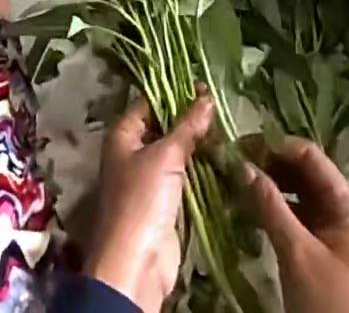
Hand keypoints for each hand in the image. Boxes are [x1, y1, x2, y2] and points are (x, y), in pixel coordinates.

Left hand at [86, 94, 215, 311]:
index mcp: (123, 133)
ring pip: (175, 151)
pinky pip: (183, 174)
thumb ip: (187, 126)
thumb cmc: (142, 199)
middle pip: (163, 126)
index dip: (176, 92)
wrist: (136, 263)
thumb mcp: (166, 156)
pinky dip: (199, 166)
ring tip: (226, 128)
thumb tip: (207, 98)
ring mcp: (148, 176)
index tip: (204, 85)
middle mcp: (132, 150)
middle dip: (189, 118)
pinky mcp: (164, 200)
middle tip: (220, 105)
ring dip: (197, 143)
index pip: (150, 102)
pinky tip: (221, 156)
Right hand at [243, 137, 348, 312]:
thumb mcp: (297, 254)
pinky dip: (276, 208)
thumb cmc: (330, 306)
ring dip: (270, 185)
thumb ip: (270, 205)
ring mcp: (337, 230)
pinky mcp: (327, 250)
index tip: (239, 147)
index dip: (274, 146)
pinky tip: (251, 207)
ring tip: (237, 181)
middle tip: (232, 163)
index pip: (309, 156)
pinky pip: (299, 216)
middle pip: (304, 172)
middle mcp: (346, 209)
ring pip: (299, 193)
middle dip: (269, 163)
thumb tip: (242, 165)